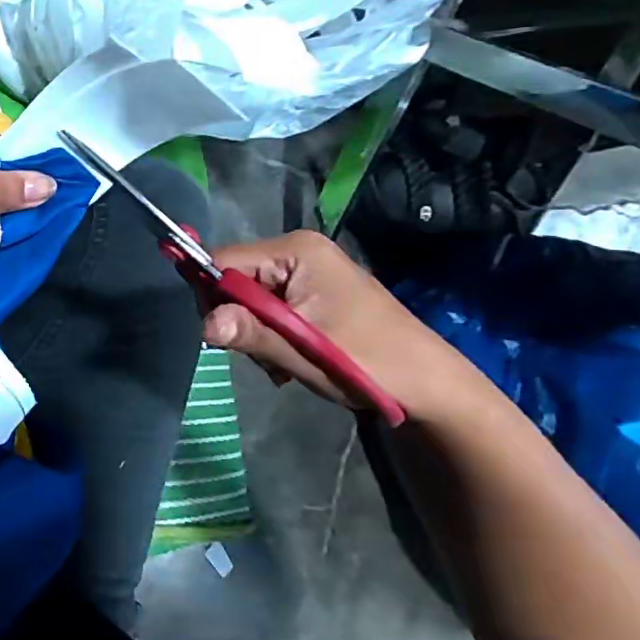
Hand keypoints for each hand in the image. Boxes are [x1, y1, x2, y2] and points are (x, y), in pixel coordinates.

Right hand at [202, 231, 482, 422]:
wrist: (434, 389)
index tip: (224, 335)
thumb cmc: (372, 363)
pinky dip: (269, 331)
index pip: (223, 260)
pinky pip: (268, 303)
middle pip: (233, 277)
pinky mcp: (311, 289)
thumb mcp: (305, 351)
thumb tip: (205, 326)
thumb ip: (252, 333)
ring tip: (281, 362)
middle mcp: (297, 250)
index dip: (214, 296)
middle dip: (239, 318)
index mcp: (296, 250)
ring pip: (248, 295)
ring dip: (254, 330)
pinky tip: (288, 355)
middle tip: (262, 354)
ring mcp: (306, 269)